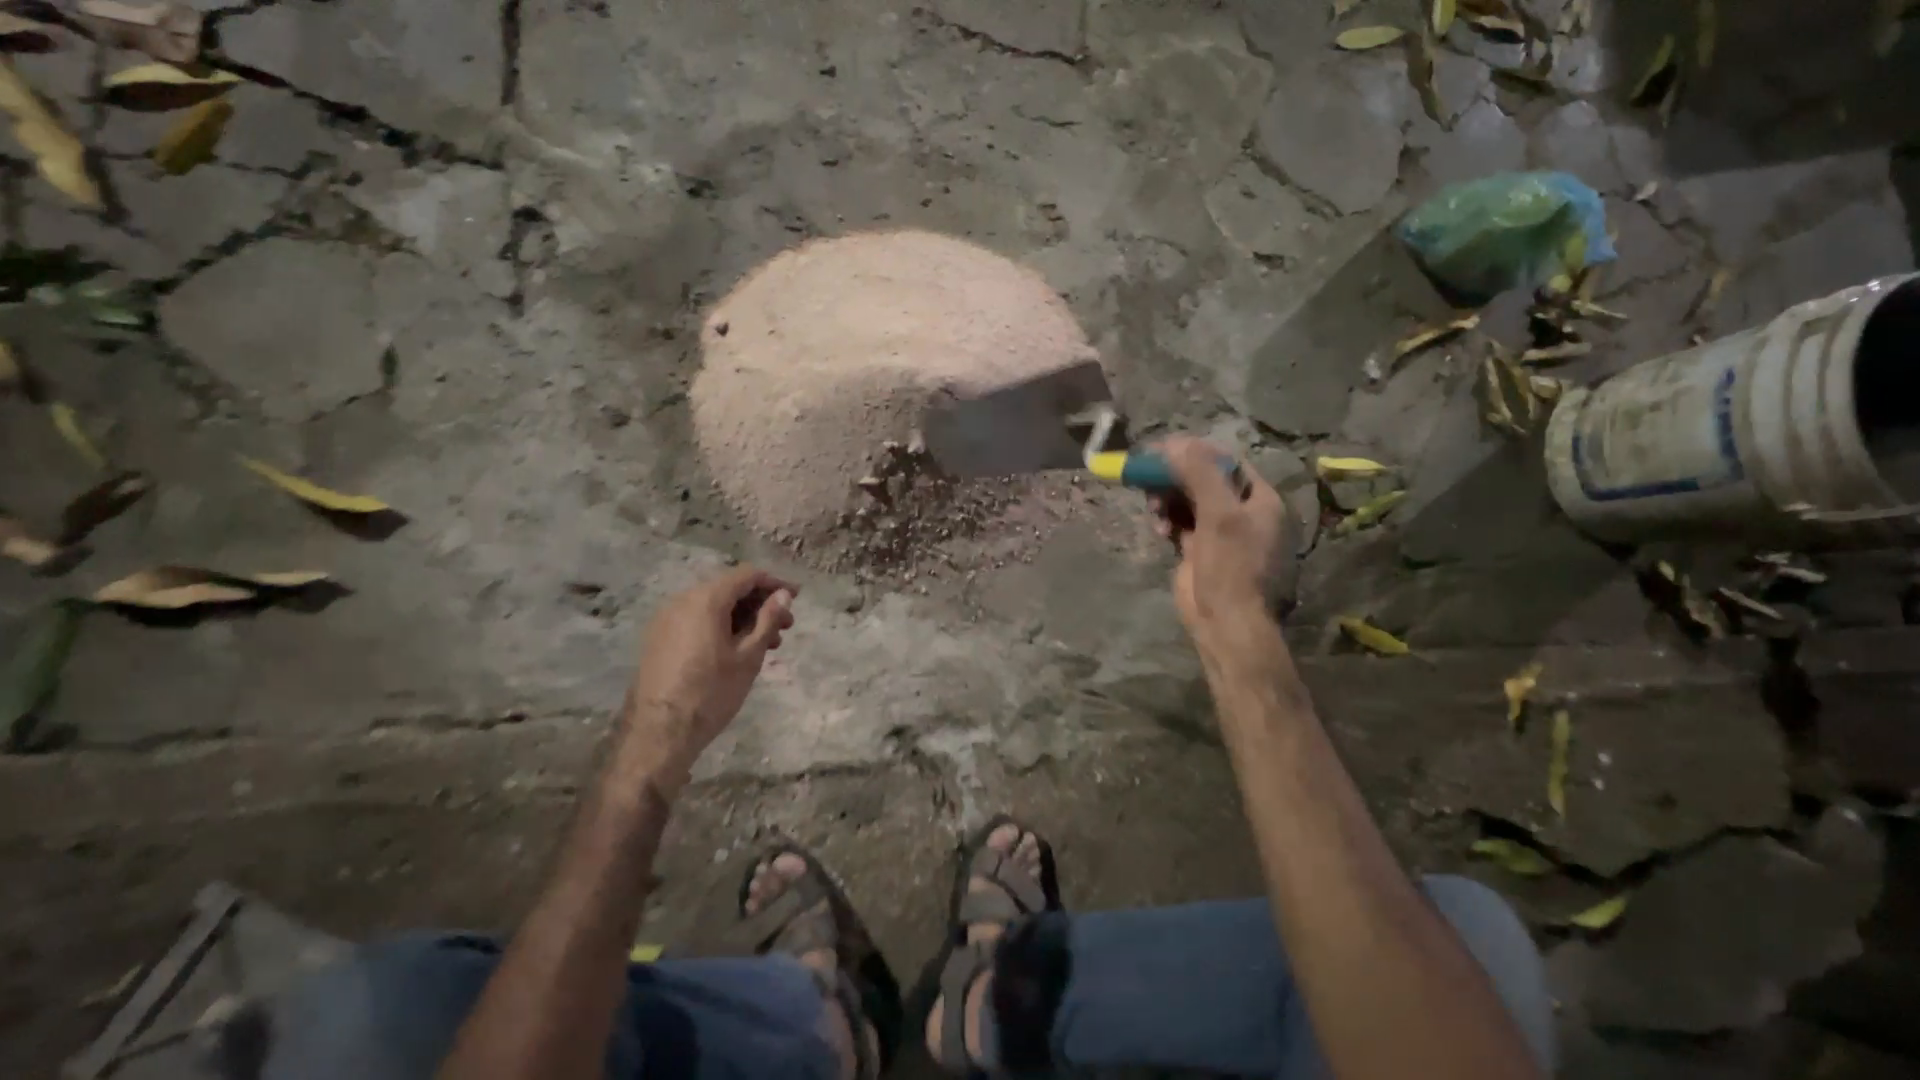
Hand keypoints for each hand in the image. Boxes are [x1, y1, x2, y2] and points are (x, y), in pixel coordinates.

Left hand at [623, 566, 796, 790]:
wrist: (660, 730)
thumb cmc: (712, 692)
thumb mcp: (749, 656)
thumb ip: (767, 620)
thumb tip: (783, 595)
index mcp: (706, 599)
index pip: (746, 575)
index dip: (774, 584)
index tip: (796, 599)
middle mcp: (682, 600)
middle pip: (728, 589)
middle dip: (759, 604)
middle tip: (785, 627)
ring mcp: (666, 619)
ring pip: (712, 606)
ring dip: (741, 617)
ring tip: (765, 643)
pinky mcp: (658, 638)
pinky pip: (696, 620)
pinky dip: (720, 626)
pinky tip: (736, 650)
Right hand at [1149, 437, 1294, 645]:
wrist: (1226, 623)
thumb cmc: (1231, 567)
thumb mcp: (1220, 515)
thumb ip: (1200, 474)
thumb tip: (1175, 445)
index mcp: (1259, 499)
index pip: (1225, 461)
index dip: (1193, 452)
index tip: (1160, 450)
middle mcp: (1243, 511)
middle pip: (1203, 478)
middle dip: (1174, 477)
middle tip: (1146, 476)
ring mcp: (1221, 531)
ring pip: (1187, 499)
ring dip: (1166, 499)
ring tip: (1154, 511)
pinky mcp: (1200, 549)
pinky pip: (1180, 522)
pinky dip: (1167, 520)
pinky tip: (1159, 531)